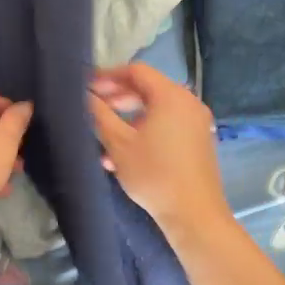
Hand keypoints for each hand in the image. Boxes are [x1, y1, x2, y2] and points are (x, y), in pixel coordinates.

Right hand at [88, 64, 226, 231]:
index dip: (108, 75)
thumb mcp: (118, 144)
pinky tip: (125, 154)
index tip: (86, 86)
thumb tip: (86, 96)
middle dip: (118, 98)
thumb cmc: (154, 174)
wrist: (193, 212)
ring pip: (156, 111)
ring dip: (129, 119)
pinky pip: (168, 126)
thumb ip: (99, 115)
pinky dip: (145, 131)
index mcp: (170, 96)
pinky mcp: (199, 141)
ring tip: (105, 137)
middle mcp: (188, 103)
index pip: (136, 71)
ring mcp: (197, 122)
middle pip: (148, 89)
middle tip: (94, 109)